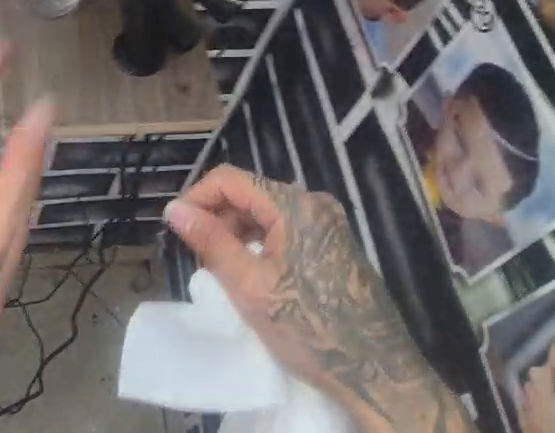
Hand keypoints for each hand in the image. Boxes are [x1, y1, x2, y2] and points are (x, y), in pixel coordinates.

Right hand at [164, 165, 473, 432]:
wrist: (381, 376)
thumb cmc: (311, 329)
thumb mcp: (250, 287)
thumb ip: (210, 242)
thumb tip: (173, 209)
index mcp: (295, 205)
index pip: (229, 178)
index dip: (196, 197)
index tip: (176, 227)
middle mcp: (315, 202)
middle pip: (249, 192)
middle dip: (217, 217)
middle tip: (197, 255)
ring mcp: (329, 223)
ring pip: (266, 211)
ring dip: (237, 231)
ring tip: (220, 266)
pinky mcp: (335, 244)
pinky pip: (286, 228)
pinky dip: (261, 242)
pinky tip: (252, 271)